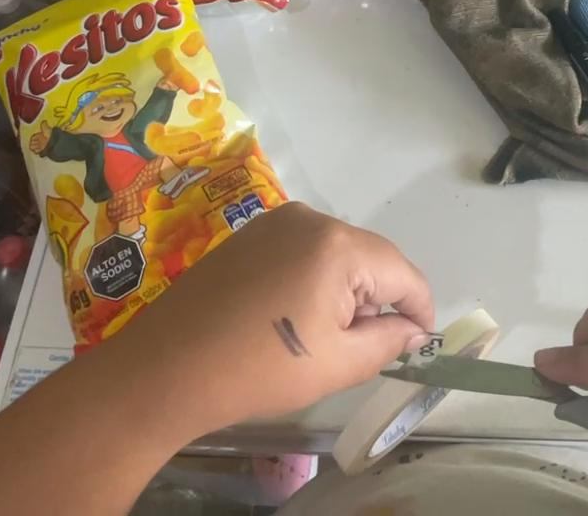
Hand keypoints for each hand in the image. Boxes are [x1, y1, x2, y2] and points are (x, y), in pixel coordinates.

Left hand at [108, 202, 433, 433]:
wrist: (168, 366)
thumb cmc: (258, 369)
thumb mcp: (337, 365)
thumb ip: (387, 341)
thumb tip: (413, 328)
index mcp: (337, 245)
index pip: (401, 271)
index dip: (418, 307)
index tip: (419, 341)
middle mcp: (311, 218)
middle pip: (369, 257)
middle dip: (377, 298)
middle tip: (361, 347)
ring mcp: (277, 221)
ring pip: (337, 251)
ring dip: (346, 288)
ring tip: (321, 335)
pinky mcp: (252, 232)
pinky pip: (304, 248)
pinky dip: (314, 276)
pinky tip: (291, 314)